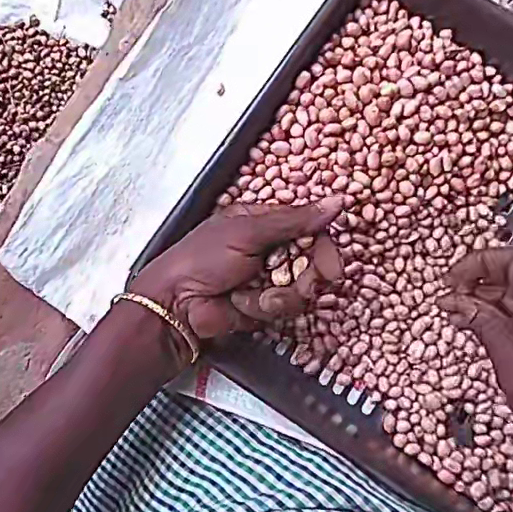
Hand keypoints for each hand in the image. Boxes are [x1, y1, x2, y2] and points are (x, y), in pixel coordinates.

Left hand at [131, 197, 346, 340]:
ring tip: (255, 294)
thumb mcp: (248, 232)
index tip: (331, 261)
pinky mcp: (263, 305)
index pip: (308, 226)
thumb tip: (337, 203)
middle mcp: (268, 248)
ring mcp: (267, 278)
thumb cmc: (202, 259)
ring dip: (280, 294)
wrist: (175, 306)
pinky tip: (240, 303)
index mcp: (262, 221)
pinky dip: (262, 307)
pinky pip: (284, 308)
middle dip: (309, 275)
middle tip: (305, 282)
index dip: (323, 243)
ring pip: (302, 288)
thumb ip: (294, 220)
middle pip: (312, 260)